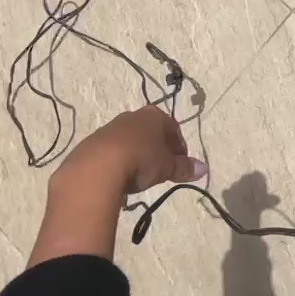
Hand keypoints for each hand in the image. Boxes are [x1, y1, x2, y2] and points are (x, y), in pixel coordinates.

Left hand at [30, 106, 205, 265]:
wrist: (95, 169)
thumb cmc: (140, 160)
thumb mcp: (166, 167)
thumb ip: (184, 167)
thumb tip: (204, 168)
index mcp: (153, 116)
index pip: (172, 128)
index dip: (178, 146)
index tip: (180, 164)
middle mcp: (132, 117)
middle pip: (150, 132)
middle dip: (156, 148)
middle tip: (160, 169)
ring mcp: (109, 129)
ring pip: (128, 140)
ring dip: (135, 155)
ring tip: (137, 177)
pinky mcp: (90, 145)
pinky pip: (109, 152)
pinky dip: (116, 163)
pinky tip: (117, 179)